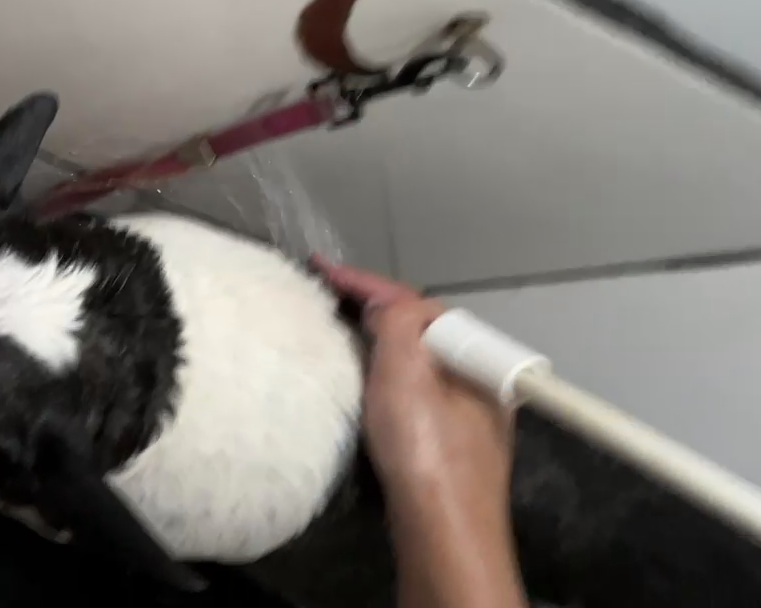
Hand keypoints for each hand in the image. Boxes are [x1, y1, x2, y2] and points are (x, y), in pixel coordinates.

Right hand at [314, 261, 512, 518]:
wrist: (442, 527)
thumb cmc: (423, 448)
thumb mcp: (406, 373)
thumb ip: (398, 324)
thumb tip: (385, 301)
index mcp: (474, 361)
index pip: (414, 303)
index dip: (364, 281)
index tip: (319, 266)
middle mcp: (474, 380)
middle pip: (418, 324)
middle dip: (370, 300)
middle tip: (323, 286)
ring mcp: (462, 409)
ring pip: (414, 351)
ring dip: (374, 328)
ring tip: (335, 315)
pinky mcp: (443, 433)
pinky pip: (408, 375)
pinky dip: (379, 356)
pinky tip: (358, 364)